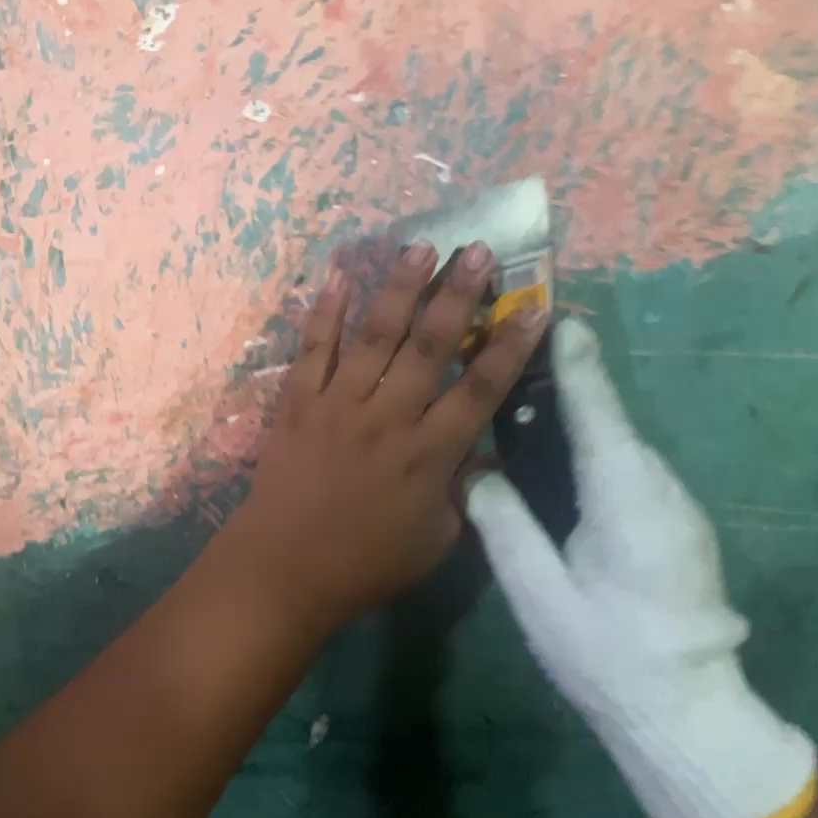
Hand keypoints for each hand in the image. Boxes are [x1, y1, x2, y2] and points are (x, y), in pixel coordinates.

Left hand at [232, 239, 548, 629]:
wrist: (285, 570)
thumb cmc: (366, 563)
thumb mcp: (436, 540)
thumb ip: (463, 492)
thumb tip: (481, 454)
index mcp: (428, 455)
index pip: (479, 390)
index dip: (509, 348)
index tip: (533, 309)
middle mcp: (388, 417)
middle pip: (430, 346)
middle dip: (458, 295)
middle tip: (478, 251)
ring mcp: (339, 404)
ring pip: (374, 336)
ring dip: (399, 289)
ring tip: (421, 247)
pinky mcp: (299, 402)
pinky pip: (313, 349)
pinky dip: (324, 312)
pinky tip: (337, 276)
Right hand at [466, 319, 817, 817]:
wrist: (685, 712)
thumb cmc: (605, 652)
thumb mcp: (537, 593)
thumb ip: (502, 521)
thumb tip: (472, 468)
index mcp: (625, 496)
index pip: (595, 411)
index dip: (573, 362)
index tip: (554, 317)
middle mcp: (658, 486)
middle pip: (607, 420)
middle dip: (564, 382)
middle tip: (508, 354)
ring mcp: (673, 503)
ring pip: (617, 443)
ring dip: (576, 414)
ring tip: (520, 398)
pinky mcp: (673, 521)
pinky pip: (625, 466)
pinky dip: (590, 446)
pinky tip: (554, 457)